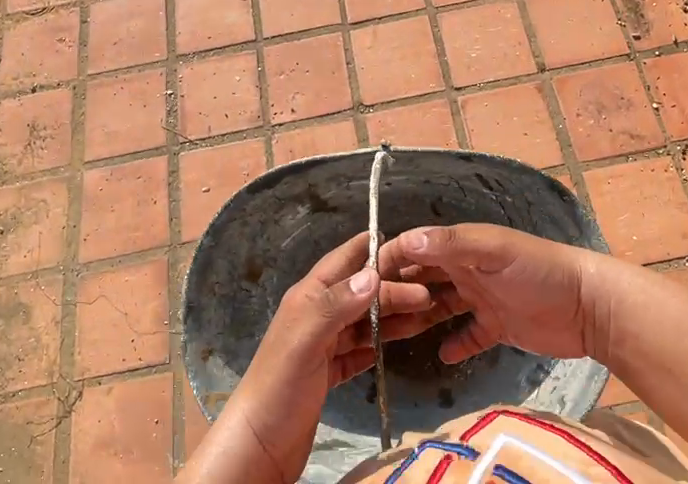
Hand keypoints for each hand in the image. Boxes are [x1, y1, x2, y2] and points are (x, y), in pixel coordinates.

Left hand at [188, 233, 451, 483]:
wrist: (258, 446)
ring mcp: (323, 345)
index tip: (407, 242)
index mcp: (309, 298)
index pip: (343, 261)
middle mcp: (317, 315)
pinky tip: (403, 342)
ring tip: (426, 315)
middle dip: (393, 289)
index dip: (371, 249)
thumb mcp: (305, 340)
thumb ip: (336, 305)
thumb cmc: (279, 386)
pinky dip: (382, 343)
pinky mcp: (329, 373)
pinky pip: (361, 349)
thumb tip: (374, 274)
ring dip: (393, 316)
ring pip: (364, 321)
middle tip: (429, 293)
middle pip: (361, 293)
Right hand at [378, 224, 604, 365]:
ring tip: (395, 336)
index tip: (361, 279)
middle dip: (398, 290)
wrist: (587, 306)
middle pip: (424, 278)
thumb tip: (407, 240)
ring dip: (421, 317)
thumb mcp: (494, 251)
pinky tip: (443, 356)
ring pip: (441, 306)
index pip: (416, 248)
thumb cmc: (538, 269)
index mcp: (463, 246)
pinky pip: (469, 335)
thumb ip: (453, 245)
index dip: (390, 259)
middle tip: (369, 314)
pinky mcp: (498, 326)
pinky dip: (456, 344)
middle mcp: (467, 269)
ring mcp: (482, 298)